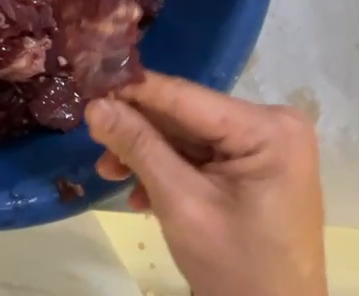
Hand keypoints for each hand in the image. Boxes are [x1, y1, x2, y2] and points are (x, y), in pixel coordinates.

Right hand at [87, 73, 326, 295]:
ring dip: (146, 153)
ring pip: (186, 134)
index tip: (86, 85)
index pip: (184, 95)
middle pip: (184, 115)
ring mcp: (264, 147)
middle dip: (137, 131)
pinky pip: (199, 154)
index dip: (131, 89)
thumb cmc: (238, 272)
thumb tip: (93, 105)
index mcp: (268, 128)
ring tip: (109, 173)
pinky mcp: (254, 168)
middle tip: (93, 139)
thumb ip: (138, 146)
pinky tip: (139, 194)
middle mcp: (271, 125)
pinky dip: (167, 169)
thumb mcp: (181, 204)